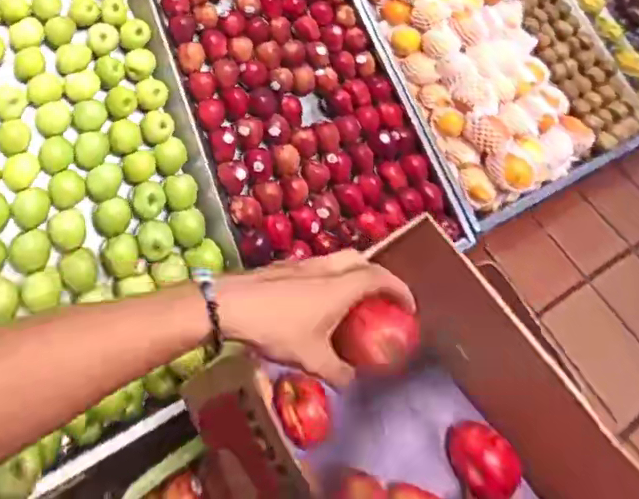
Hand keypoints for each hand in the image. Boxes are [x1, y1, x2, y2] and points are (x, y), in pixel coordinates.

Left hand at [214, 252, 414, 386]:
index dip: (398, 288)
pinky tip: (320, 302)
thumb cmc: (275, 327)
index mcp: (337, 286)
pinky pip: (316, 266)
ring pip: (335, 259)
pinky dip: (329, 277)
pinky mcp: (282, 266)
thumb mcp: (312, 359)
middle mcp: (322, 267)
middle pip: (358, 258)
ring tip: (353, 302)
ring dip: (351, 274)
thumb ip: (339, 371)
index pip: (377, 276)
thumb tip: (352, 379)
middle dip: (376, 274)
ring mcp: (300, 263)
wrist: (230, 303)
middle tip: (383, 300)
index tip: (409, 306)